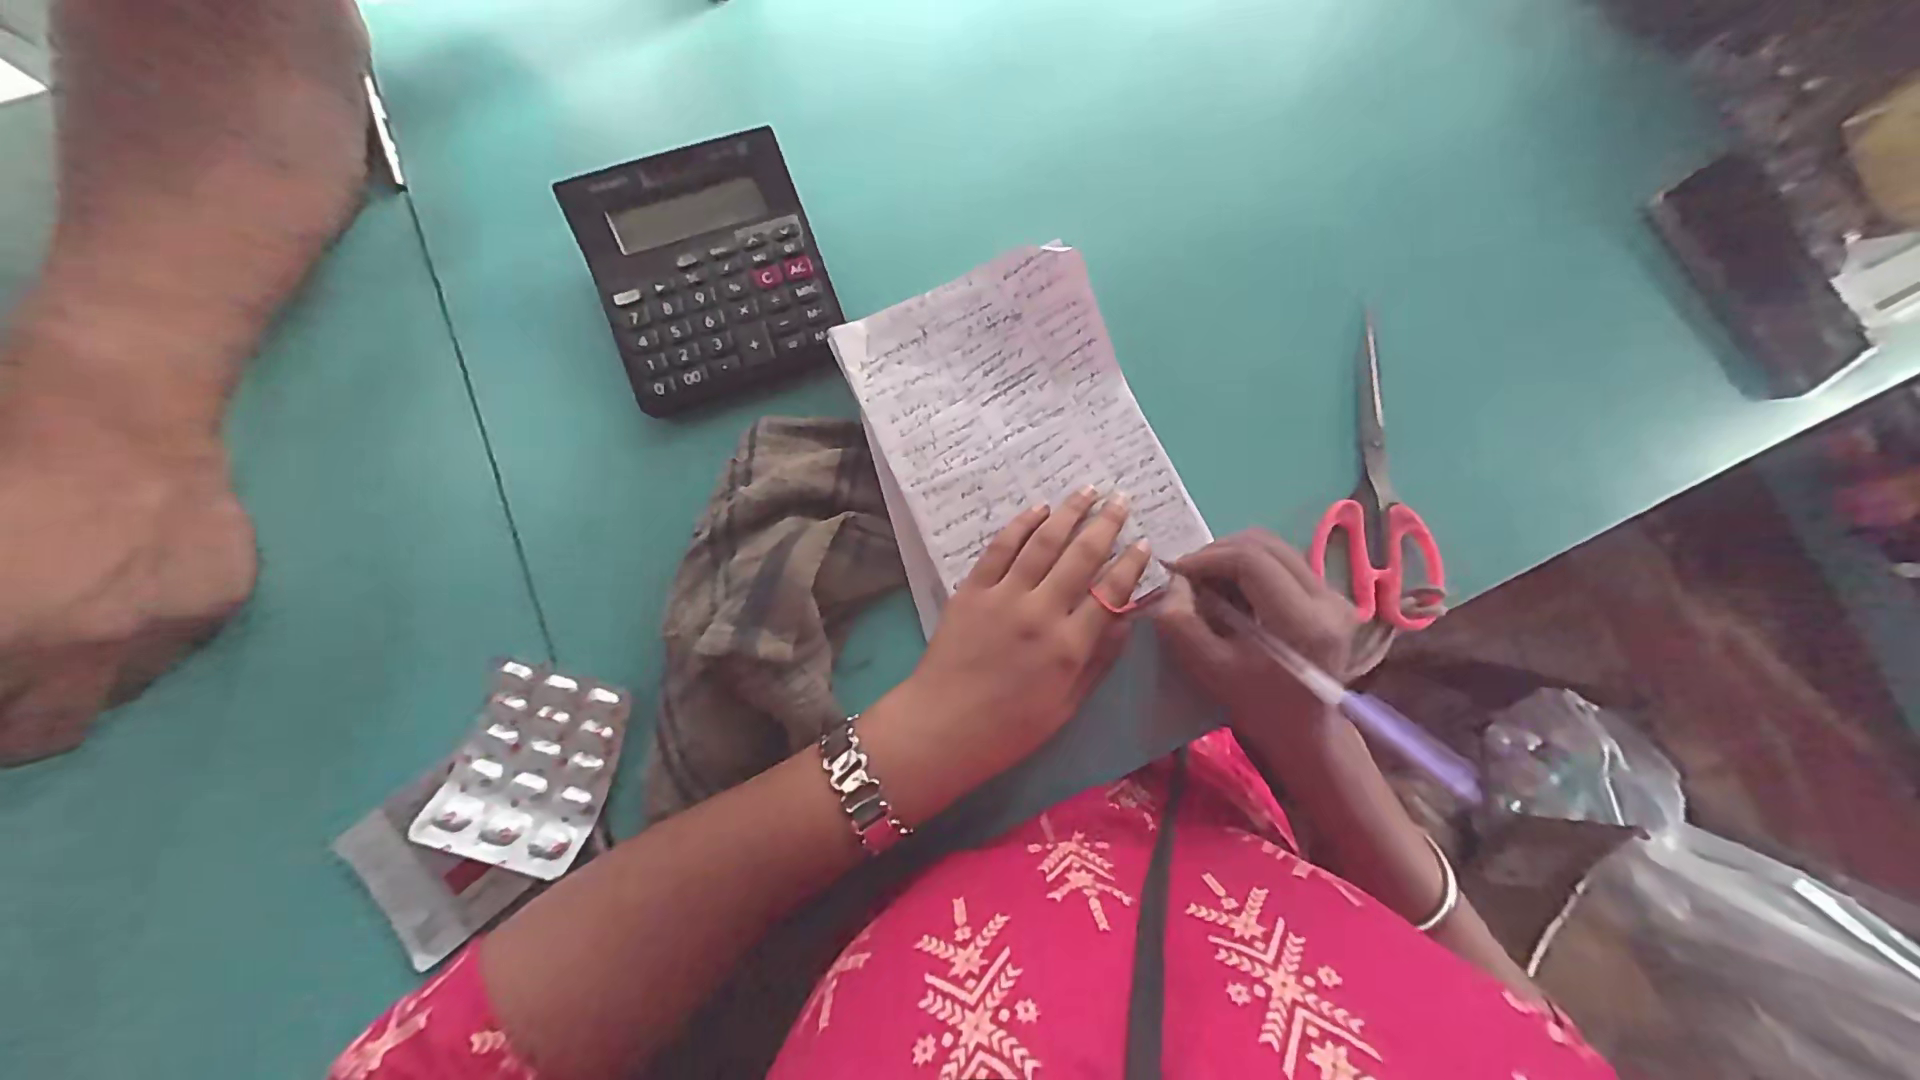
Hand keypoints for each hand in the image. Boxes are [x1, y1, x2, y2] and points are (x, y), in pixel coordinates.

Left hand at [0, 405, 255, 763]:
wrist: (120, 409)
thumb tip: (7, 620)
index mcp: (1, 627)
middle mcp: (73, 645)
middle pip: (37, 733)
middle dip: (9, 723)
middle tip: (6, 672)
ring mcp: (158, 627)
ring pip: (111, 693)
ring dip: (76, 678)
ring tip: (65, 631)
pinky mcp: (217, 602)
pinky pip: (175, 646)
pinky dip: (144, 635)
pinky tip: (130, 593)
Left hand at [860, 487, 1150, 822]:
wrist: (942, 726)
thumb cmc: (1009, 728)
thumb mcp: (1067, 705)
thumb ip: (1100, 660)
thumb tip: (1127, 618)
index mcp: (1070, 646)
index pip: (1111, 592)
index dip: (1130, 564)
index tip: (1142, 542)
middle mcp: (1041, 612)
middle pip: (1081, 556)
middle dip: (1106, 524)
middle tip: (1121, 499)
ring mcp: (1003, 597)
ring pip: (1043, 543)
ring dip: (1068, 512)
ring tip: (1086, 491)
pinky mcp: (972, 590)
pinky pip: (1000, 548)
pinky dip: (1021, 525)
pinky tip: (1038, 510)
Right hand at [1153, 529, 1356, 740]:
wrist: (1305, 730)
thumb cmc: (1256, 704)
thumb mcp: (1209, 669)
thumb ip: (1182, 623)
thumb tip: (1171, 582)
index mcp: (1303, 621)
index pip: (1250, 560)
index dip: (1206, 558)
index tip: (1175, 571)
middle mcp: (1329, 599)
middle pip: (1264, 543)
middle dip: (1216, 552)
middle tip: (1188, 574)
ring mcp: (1335, 594)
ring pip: (1274, 547)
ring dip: (1232, 556)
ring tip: (1207, 581)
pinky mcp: (1331, 595)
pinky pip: (1282, 561)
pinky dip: (1248, 565)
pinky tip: (1231, 590)